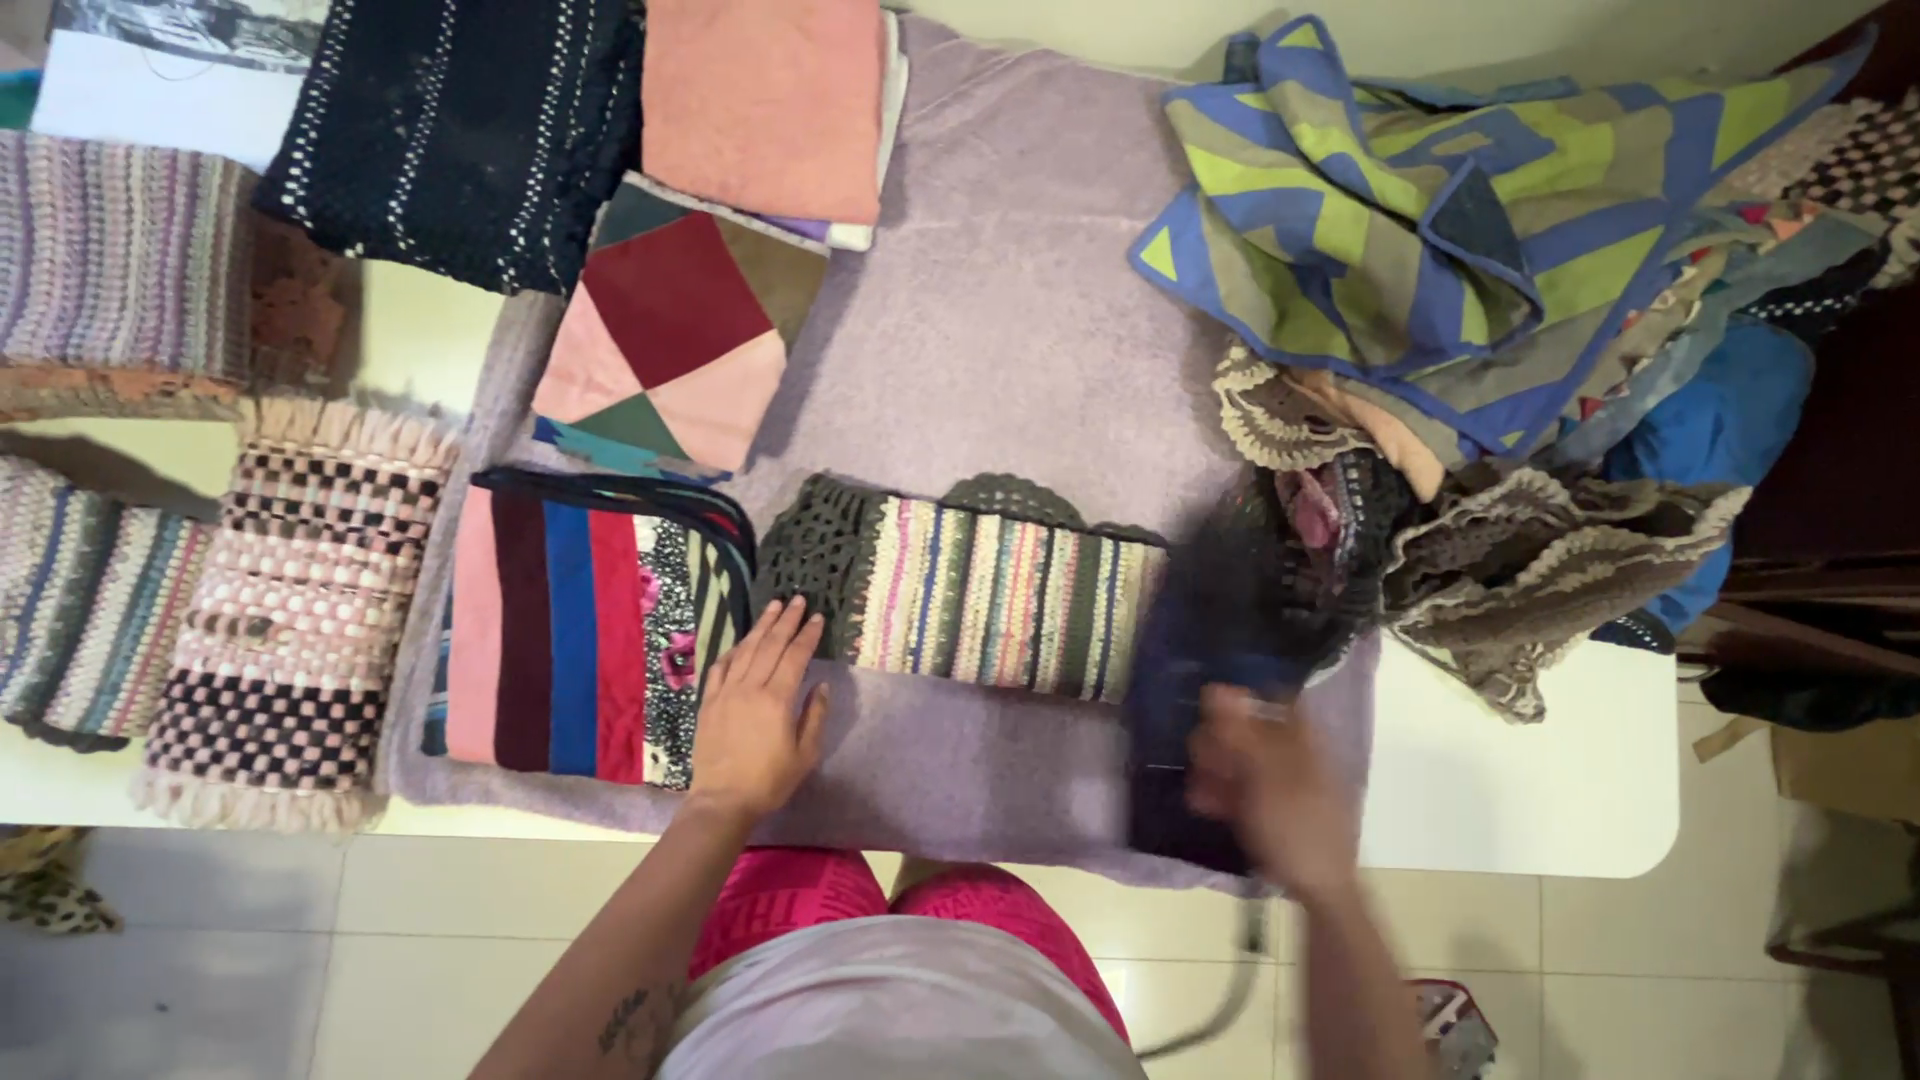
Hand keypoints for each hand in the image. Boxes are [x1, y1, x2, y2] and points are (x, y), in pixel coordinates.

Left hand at [687, 597, 828, 824]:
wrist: (722, 800)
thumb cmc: (770, 780)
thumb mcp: (805, 753)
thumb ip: (815, 715)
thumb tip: (820, 685)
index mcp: (777, 698)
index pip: (795, 656)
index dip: (807, 634)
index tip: (817, 617)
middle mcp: (750, 687)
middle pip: (770, 644)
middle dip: (786, 620)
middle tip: (797, 600)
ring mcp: (726, 692)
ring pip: (746, 650)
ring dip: (761, 626)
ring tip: (773, 607)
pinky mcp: (709, 702)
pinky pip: (721, 667)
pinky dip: (734, 650)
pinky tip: (742, 642)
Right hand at [1186, 684, 1359, 902]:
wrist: (1321, 892)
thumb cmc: (1296, 827)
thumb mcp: (1264, 776)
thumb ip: (1240, 731)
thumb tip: (1217, 687)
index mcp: (1303, 742)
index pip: (1277, 699)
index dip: (1245, 697)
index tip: (1213, 708)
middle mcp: (1295, 757)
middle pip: (1252, 731)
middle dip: (1221, 741)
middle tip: (1201, 756)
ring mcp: (1284, 786)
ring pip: (1242, 761)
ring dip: (1216, 769)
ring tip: (1198, 785)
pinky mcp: (1272, 811)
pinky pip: (1242, 790)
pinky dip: (1223, 792)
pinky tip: (1203, 803)